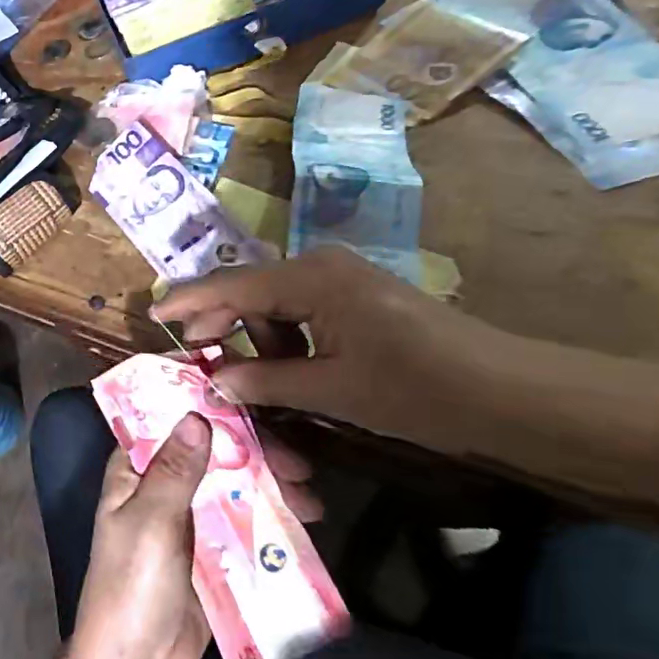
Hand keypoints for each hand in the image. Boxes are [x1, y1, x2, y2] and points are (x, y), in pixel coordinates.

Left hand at [35, 415, 319, 658]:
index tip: (249, 389)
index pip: (168, 415)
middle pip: (213, 447)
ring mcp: (188, 510)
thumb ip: (175, 470)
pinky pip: (242, 513)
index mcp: (137, 466)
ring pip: (233, 478)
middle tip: (299, 465)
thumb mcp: (151, 522)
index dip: (205, 399)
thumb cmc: (132, 585)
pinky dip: (270, 510)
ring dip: (271, 480)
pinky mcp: (210, 542)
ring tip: (310, 498)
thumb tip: (199, 414)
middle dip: (256, 449)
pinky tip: (301, 516)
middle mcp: (162, 479)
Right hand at [150, 246, 526, 451]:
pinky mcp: (356, 297)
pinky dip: (287, 339)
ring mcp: (341, 279)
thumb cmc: (415, 387)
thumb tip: (217, 383)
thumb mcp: (332, 389)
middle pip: (252, 288)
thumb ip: (267, 381)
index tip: (154, 313)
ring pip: (277, 302)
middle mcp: (320, 266)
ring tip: (252, 380)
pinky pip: (303, 311)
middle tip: (198, 357)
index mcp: (310, 279)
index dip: (190, 300)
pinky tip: (288, 371)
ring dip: (258, 337)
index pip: (232, 284)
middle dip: (222, 321)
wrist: (504, 392)